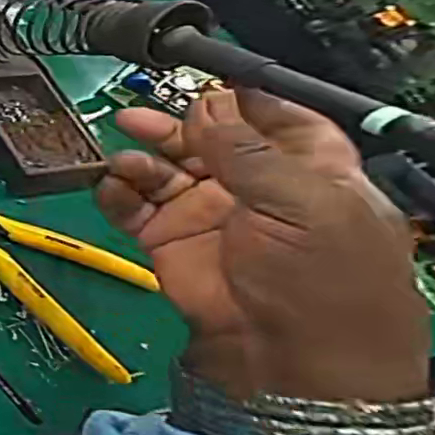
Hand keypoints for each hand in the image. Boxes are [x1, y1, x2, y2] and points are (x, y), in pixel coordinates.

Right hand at [95, 88, 429, 402]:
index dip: (245, 101)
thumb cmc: (323, 279)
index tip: (208, 83)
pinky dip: (114, 192)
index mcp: (309, 176)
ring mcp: (204, 212)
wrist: (282, 351)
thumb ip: (249, 151)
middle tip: (137, 117)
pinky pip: (128, 204)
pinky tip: (112, 187)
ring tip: (124, 161)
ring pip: (160, 168)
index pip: (279, 124)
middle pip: (205, 141)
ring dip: (137, 159)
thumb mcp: (303, 205)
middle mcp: (253, 189)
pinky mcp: (163, 236)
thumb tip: (210, 102)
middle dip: (173, 126)